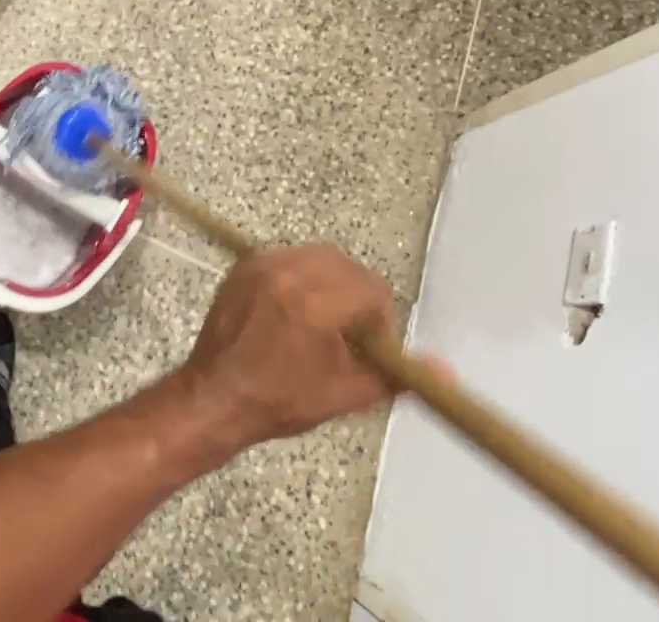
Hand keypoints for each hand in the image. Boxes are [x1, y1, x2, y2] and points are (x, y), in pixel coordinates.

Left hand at [172, 245, 397, 458]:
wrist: (213, 397)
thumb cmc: (278, 400)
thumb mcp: (344, 393)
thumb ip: (395, 375)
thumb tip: (445, 369)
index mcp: (316, 302)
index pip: (372, 290)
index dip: (380, 322)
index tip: (370, 348)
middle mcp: (289, 272)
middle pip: (347, 267)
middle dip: (358, 298)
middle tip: (350, 336)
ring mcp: (262, 266)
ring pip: (317, 258)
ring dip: (331, 283)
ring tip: (324, 322)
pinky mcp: (243, 268)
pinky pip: (288, 258)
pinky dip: (301, 277)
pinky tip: (295, 310)